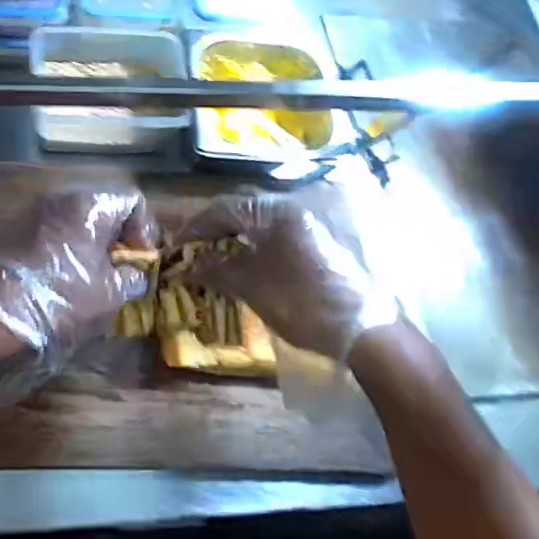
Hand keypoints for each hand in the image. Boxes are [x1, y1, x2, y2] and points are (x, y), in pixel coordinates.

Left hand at [0, 187, 154, 354]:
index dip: (144, 229)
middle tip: (119, 267)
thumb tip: (134, 273)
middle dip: (117, 235)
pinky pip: (54, 228)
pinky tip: (64, 273)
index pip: (132, 200)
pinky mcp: (16, 224)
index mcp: (91, 205)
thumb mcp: (109, 293)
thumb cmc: (60, 295)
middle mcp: (63, 197)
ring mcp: (37, 209)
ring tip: (93, 273)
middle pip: (104, 206)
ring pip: (77, 218)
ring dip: (91, 241)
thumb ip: (132, 276)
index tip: (139, 259)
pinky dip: (67, 245)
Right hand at [175, 187, 396, 361]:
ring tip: (210, 261)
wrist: (362, 330)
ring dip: (231, 240)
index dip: (194, 227)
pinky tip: (240, 267)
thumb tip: (184, 267)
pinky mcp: (314, 246)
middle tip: (190, 252)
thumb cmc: (300, 301)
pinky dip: (251, 249)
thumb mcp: (249, 285)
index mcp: (273, 212)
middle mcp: (290, 211)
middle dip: (212, 231)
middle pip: (240, 213)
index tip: (175, 246)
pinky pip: (272, 238)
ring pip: (257, 226)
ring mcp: (305, 228)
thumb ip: (214, 269)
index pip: (222, 208)